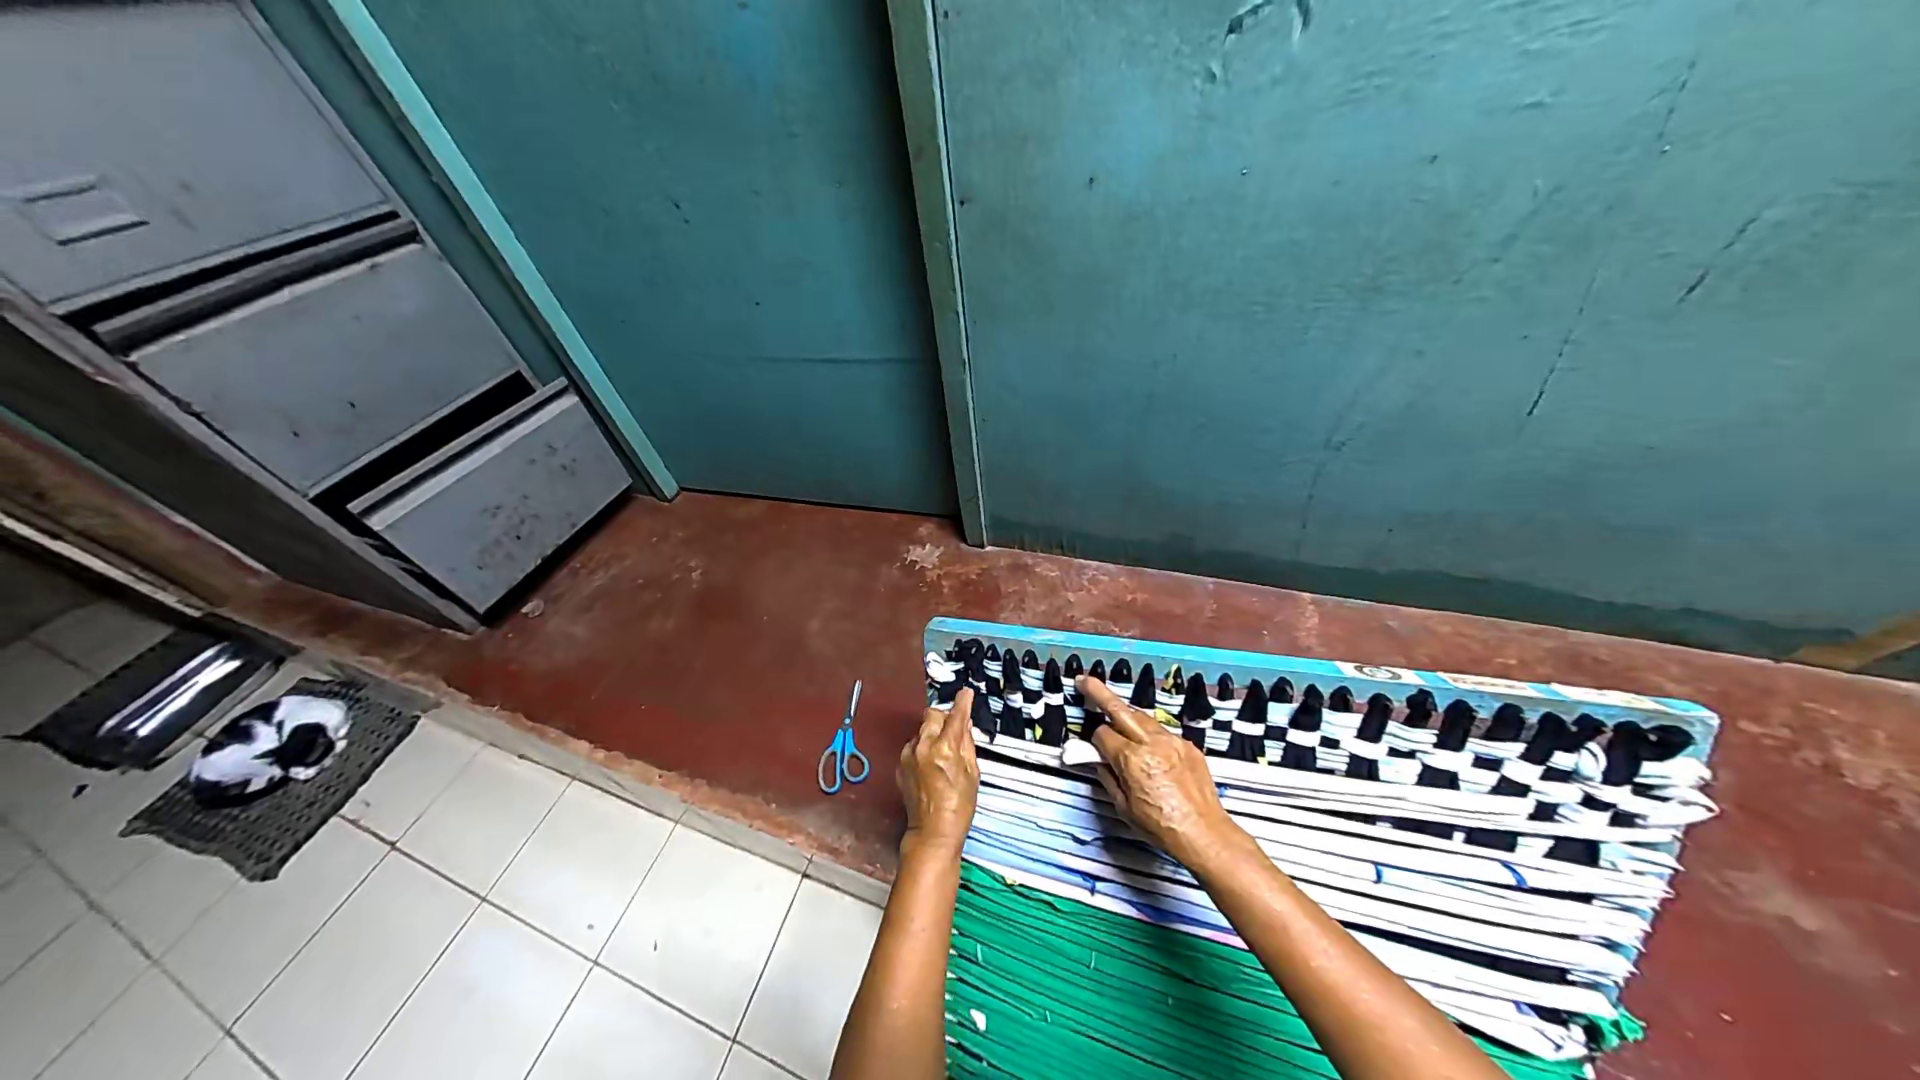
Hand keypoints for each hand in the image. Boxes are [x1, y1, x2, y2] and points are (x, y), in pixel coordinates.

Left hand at [898, 687, 978, 858]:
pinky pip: (913, 746)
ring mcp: (908, 756)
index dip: (962, 703)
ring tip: (943, 754)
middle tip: (954, 731)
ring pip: (921, 730)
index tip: (965, 694)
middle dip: (943, 718)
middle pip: (931, 715)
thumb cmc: (958, 807)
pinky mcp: (900, 765)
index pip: (955, 716)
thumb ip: (967, 744)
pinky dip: (922, 748)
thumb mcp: (972, 773)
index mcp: (944, 749)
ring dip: (932, 734)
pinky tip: (931, 765)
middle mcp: (923, 747)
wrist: (932, 832)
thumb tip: (964, 724)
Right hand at [1077, 676, 1249, 870]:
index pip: (1102, 734)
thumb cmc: (1165, 827)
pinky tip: (1147, 745)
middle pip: (1119, 708)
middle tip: (1086, 681)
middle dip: (1099, 692)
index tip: (1092, 748)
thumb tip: (1098, 761)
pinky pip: (1162, 731)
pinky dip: (1150, 734)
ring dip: (1127, 715)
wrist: (1204, 833)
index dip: (1094, 741)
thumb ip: (1107, 776)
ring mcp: (1173, 742)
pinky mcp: (1188, 746)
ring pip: (1143, 717)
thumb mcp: (1124, 806)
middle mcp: (1152, 744)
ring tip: (1116, 714)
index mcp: (1132, 759)